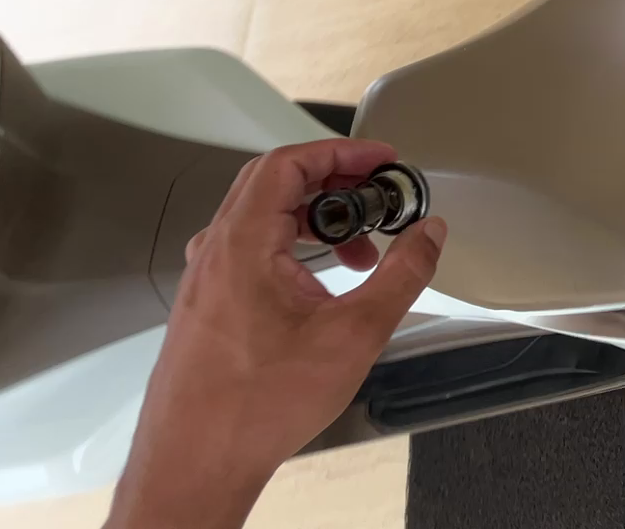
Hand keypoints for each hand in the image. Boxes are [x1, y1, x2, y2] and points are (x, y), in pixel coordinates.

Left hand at [105, 139, 446, 528]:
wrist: (192, 472)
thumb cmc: (261, 405)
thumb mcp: (356, 333)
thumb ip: (404, 273)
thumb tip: (432, 230)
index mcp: (241, 248)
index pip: (285, 165)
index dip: (340, 151)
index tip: (383, 160)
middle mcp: (216, 256)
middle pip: (275, 183)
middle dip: (338, 177)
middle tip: (382, 189)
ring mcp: (209, 281)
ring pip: (266, 216)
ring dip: (323, 214)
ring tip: (367, 244)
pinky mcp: (212, 305)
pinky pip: (257, 246)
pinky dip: (302, 242)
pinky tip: (335, 276)